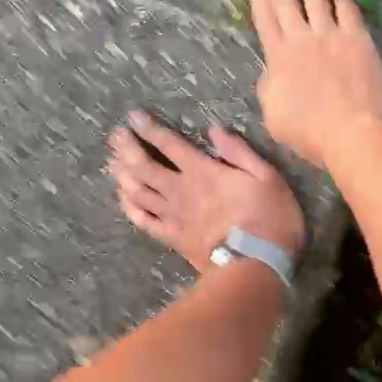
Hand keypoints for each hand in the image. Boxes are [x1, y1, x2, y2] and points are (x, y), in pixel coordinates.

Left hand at [107, 113, 305, 271]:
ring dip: (123, 175)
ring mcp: (173, 216)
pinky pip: (143, 220)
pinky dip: (130, 207)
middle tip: (115, 136)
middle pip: (144, 166)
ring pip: (138, 191)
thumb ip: (239, 152)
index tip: (133, 117)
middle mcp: (180, 190)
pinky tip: (123, 198)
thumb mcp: (267, 177)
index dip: (150, 129)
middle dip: (128, 148)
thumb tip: (214, 129)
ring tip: (112, 162)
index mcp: (203, 171)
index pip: (170, 145)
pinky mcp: (172, 238)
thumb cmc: (270, 218)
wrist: (255, 265)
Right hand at [246, 0, 381, 168]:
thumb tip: (272, 72)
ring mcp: (332, 37)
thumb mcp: (274, 116)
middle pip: (286, 2)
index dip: (259, 0)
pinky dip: (342, 0)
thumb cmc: (310, 134)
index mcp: (278, 59)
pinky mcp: (359, 41)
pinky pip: (349, 12)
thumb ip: (270, 88)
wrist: (353, 134)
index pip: (265, 22)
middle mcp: (302, 40)